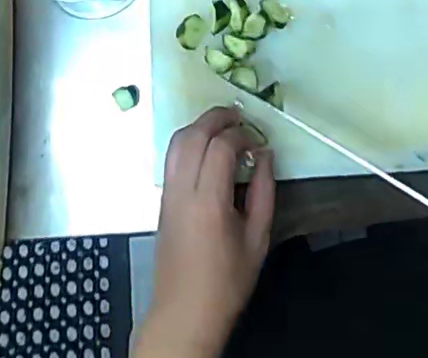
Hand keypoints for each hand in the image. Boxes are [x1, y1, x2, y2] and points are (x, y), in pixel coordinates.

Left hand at [135, 107, 275, 357]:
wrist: (184, 312)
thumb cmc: (226, 282)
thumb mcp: (257, 240)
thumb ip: (264, 192)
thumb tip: (265, 154)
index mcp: (209, 201)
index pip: (221, 147)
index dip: (242, 136)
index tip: (258, 141)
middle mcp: (183, 188)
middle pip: (195, 134)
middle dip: (218, 118)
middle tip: (240, 115)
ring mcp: (168, 190)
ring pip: (178, 139)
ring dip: (200, 124)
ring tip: (224, 123)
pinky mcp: (162, 195)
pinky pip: (172, 153)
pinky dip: (188, 137)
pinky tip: (206, 143)